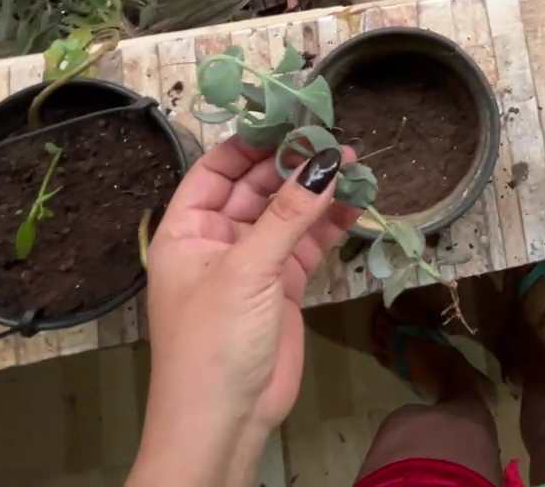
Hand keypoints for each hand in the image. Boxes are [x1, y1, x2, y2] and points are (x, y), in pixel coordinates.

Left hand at [131, 139, 360, 486]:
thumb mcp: (248, 271)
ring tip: (356, 165)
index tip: (292, 119)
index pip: (217, 169)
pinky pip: (308, 240)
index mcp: (188, 231)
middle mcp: (219, 239)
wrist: (225, 426)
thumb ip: (290, 214)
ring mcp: (254, 262)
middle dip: (295, 163)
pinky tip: (356, 203)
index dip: (252, 142)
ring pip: (289, 211)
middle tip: (335, 140)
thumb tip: (326, 161)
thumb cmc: (213, 346)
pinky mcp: (283, 283)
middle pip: (259, 186)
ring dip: (318, 190)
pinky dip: (331, 222)